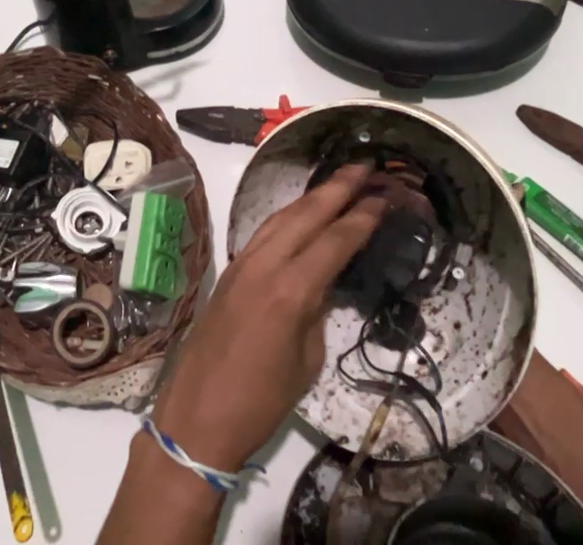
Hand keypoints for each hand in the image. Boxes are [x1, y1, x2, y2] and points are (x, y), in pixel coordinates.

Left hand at [149, 163, 387, 471]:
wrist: (198, 417)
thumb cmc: (261, 401)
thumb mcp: (306, 360)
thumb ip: (317, 312)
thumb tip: (324, 283)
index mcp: (291, 290)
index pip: (335, 241)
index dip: (362, 217)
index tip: (384, 196)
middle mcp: (264, 266)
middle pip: (305, 214)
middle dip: (336, 187)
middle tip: (364, 166)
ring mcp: (241, 265)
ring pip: (280, 218)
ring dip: (310, 197)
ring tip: (338, 181)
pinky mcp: (228, 273)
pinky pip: (263, 234)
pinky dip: (286, 217)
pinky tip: (300, 215)